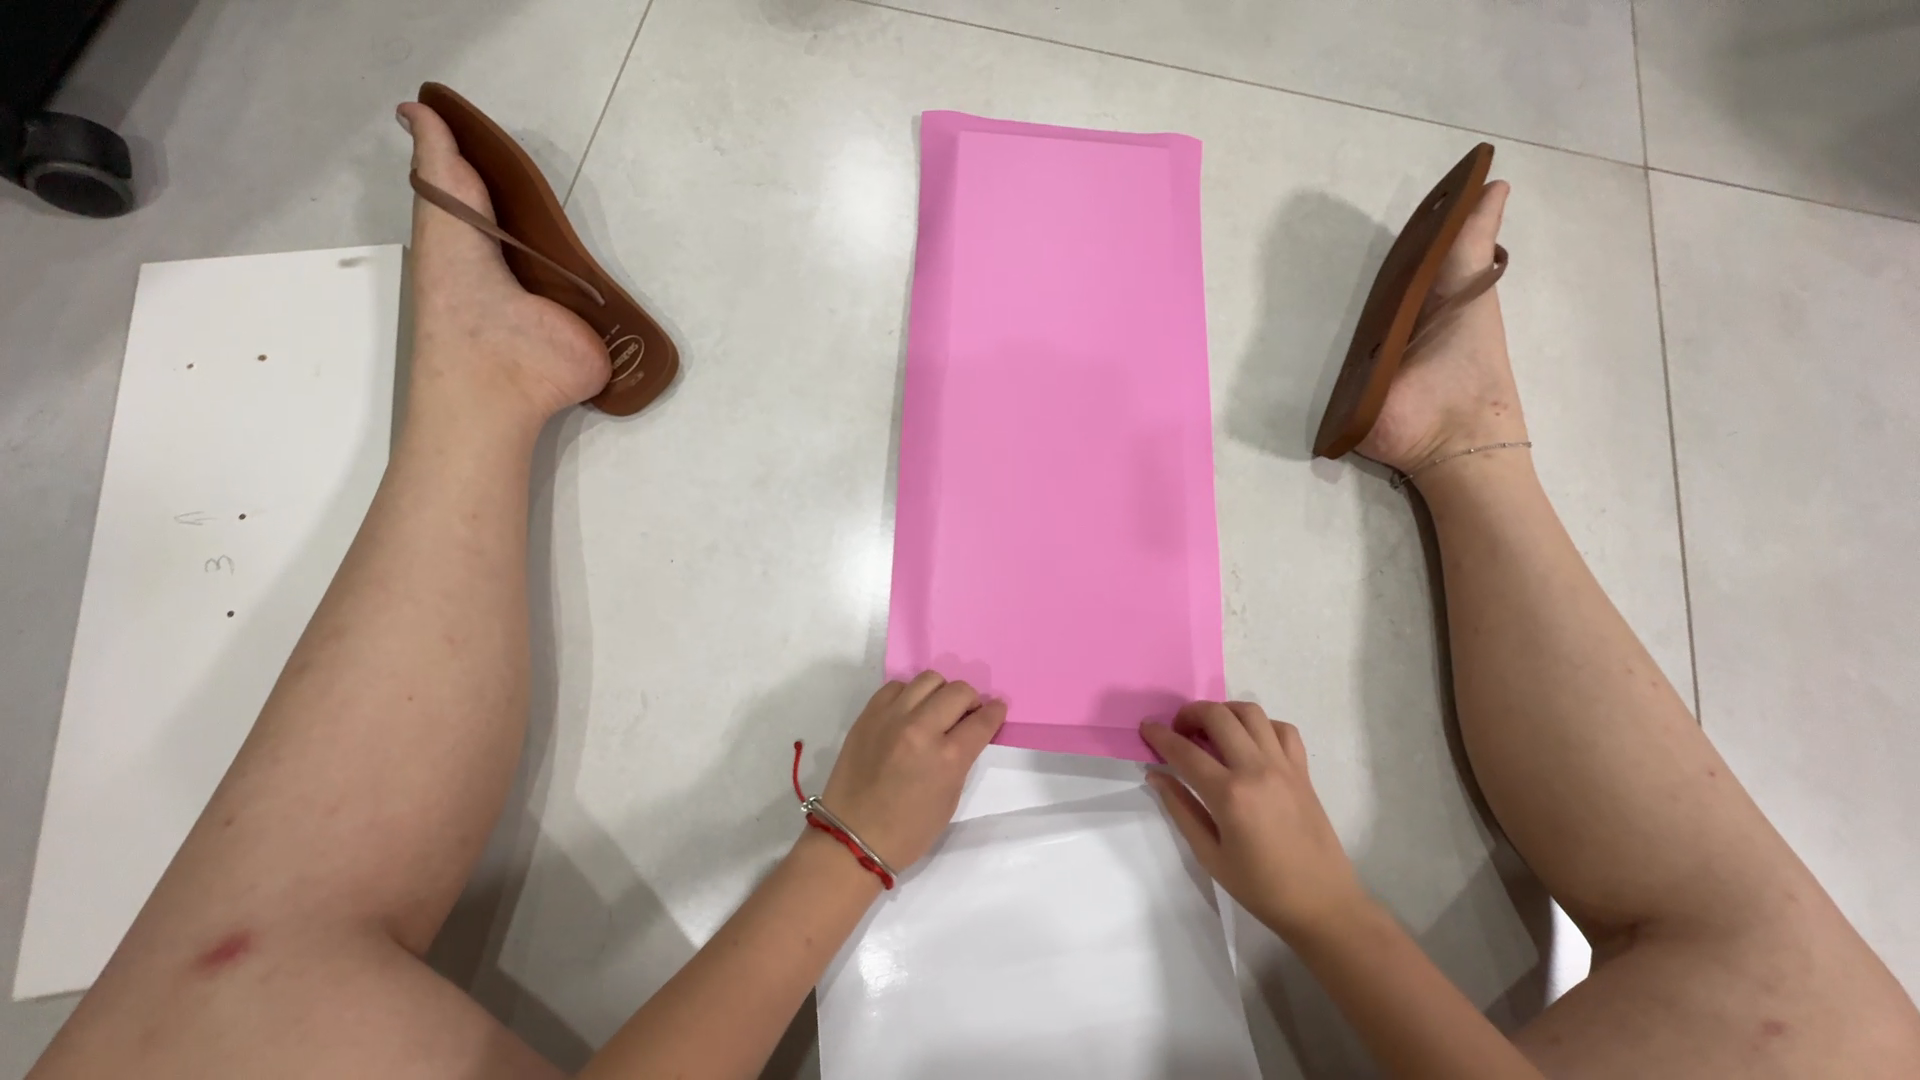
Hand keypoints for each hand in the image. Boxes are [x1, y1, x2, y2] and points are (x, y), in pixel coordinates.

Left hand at [818, 672, 1006, 869]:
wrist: (853, 836)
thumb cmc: (908, 830)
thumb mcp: (950, 798)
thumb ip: (962, 759)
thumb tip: (969, 732)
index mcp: (947, 758)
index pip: (982, 720)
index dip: (995, 712)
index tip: (996, 709)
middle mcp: (921, 729)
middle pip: (958, 691)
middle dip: (970, 701)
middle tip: (965, 715)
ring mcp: (891, 718)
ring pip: (928, 679)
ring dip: (940, 692)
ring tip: (935, 710)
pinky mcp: (868, 715)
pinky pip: (896, 686)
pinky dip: (909, 694)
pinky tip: (908, 712)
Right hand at [1142, 702, 1367, 939]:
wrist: (1322, 904)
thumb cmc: (1261, 887)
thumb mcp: (1210, 855)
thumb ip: (1181, 809)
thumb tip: (1156, 775)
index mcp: (1230, 795)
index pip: (1185, 751)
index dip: (1160, 736)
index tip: (1146, 728)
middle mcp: (1257, 770)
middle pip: (1218, 717)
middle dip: (1189, 714)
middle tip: (1178, 730)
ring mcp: (1284, 766)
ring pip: (1251, 713)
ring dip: (1224, 712)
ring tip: (1211, 730)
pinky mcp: (1303, 771)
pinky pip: (1282, 729)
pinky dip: (1261, 725)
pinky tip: (1249, 743)